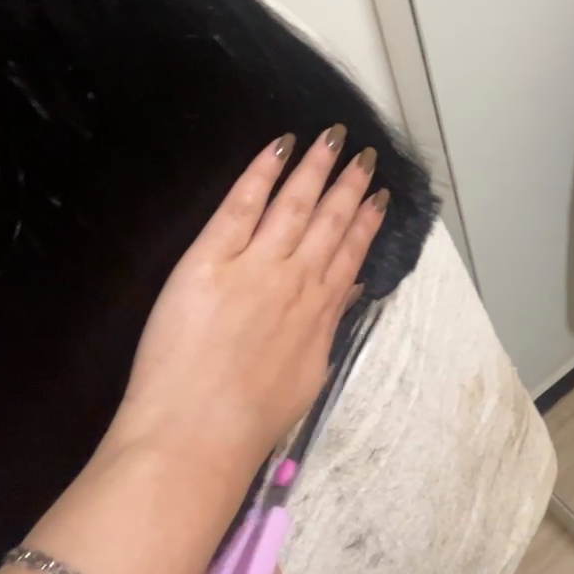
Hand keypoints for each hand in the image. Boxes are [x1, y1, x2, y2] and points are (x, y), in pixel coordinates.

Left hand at [103, 126, 387, 482]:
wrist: (194, 435)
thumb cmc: (250, 419)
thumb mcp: (310, 376)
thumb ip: (329, 326)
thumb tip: (349, 291)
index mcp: (319, 309)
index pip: (350, 252)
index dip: (367, 220)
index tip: (378, 194)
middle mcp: (296, 278)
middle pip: (329, 220)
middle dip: (349, 183)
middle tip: (364, 154)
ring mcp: (256, 264)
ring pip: (294, 203)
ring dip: (316, 168)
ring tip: (332, 139)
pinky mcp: (211, 258)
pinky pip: (242, 205)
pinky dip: (262, 173)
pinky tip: (279, 147)